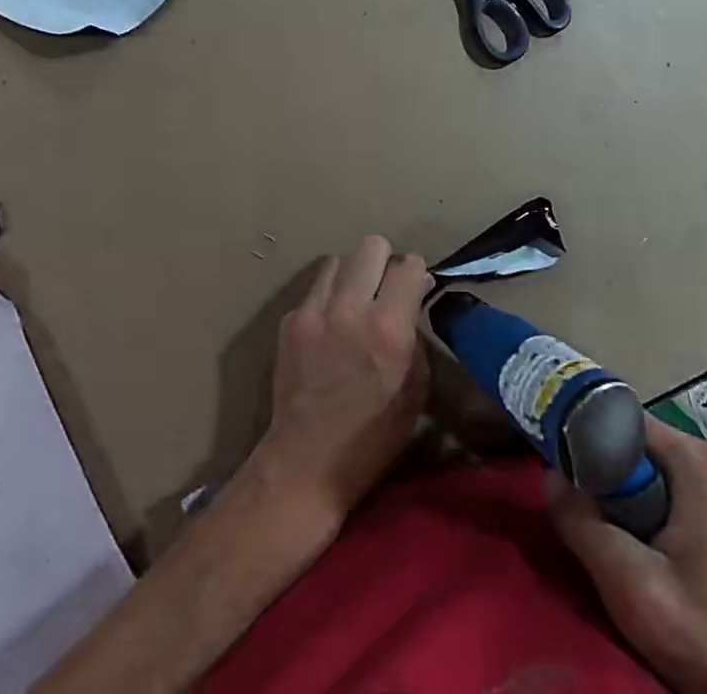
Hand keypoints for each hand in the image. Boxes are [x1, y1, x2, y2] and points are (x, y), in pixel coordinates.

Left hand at [248, 236, 431, 525]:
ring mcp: (313, 312)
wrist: (308, 459)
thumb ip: (416, 333)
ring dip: (353, 274)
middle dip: (385, 260)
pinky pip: (314, 288)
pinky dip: (328, 296)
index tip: (415, 287)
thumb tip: (415, 293)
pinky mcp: (289, 321)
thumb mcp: (415, 387)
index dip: (416, 273)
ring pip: (338, 260)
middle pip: (371, 246)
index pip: (409, 265)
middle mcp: (350, 309)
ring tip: (355, 301)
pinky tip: (330, 324)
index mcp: (388, 328)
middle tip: (386, 287)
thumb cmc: (373, 434)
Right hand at [547, 417, 706, 693]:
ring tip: (639, 553)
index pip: (626, 424)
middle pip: (649, 452)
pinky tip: (676, 565)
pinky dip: (677, 520)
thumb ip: (582, 525)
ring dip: (646, 506)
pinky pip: (701, 500)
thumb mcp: (633, 587)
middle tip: (607, 531)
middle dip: (619, 485)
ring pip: (673, 478)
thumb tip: (551, 477)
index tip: (572, 483)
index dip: (591, 447)